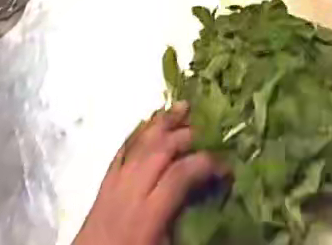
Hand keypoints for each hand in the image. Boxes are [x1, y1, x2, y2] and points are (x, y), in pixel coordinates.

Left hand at [73, 103, 222, 244]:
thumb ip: (186, 225)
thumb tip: (213, 207)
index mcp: (147, 215)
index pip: (180, 175)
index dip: (207, 164)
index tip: (228, 166)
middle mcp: (130, 191)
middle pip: (161, 150)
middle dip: (187, 135)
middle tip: (212, 131)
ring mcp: (114, 184)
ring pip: (141, 142)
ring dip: (164, 122)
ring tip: (184, 106)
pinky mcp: (103, 185)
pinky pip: (122, 149)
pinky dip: (139, 132)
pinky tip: (150, 123)